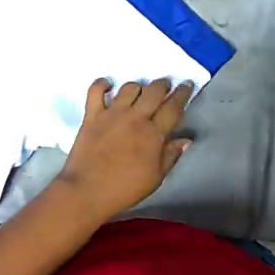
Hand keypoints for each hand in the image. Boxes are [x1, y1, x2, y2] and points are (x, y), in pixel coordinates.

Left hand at [54, 78, 194, 221]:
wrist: (88, 190)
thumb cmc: (125, 188)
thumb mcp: (155, 177)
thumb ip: (170, 156)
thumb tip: (186, 139)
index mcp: (153, 133)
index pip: (173, 107)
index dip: (182, 94)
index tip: (187, 85)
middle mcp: (135, 117)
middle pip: (154, 92)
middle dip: (163, 85)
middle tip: (166, 84)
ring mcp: (112, 114)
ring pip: (129, 88)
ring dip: (138, 86)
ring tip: (140, 90)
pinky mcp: (91, 115)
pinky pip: (96, 91)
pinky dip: (102, 84)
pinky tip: (108, 85)